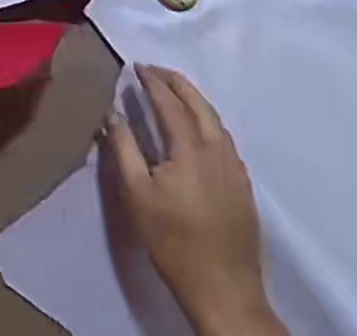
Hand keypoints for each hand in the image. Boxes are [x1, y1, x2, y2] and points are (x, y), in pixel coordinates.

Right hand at [107, 65, 276, 333]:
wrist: (222, 289)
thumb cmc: (170, 238)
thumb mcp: (135, 192)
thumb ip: (123, 147)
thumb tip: (113, 113)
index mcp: (191, 151)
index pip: (170, 104)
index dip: (153, 82)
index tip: (136, 66)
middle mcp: (218, 153)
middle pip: (200, 106)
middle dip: (177, 82)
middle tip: (154, 69)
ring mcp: (236, 170)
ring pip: (216, 122)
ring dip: (194, 99)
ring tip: (172, 89)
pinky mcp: (243, 186)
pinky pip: (225, 140)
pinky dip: (207, 120)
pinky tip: (196, 126)